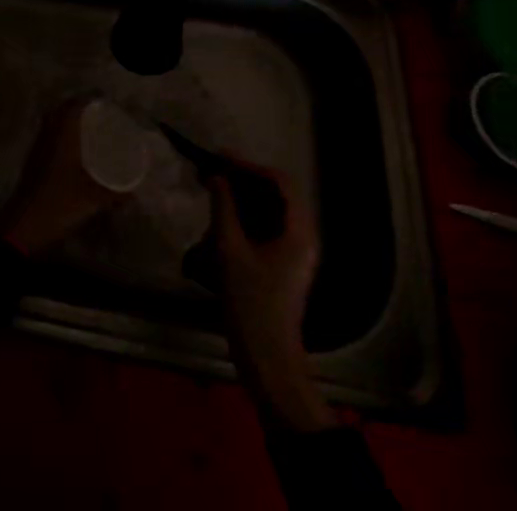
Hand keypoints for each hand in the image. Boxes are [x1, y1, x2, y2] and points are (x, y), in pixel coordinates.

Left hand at [0, 100, 128, 254]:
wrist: (22, 225)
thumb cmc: (58, 204)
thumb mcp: (92, 200)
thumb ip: (115, 195)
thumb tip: (134, 194)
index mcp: (62, 138)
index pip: (73, 107)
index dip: (88, 99)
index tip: (104, 99)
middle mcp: (47, 138)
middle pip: (58, 111)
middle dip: (76, 106)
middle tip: (96, 111)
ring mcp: (36, 150)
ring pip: (50, 123)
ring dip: (65, 119)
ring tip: (85, 125)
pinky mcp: (31, 163)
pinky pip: (46, 137)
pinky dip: (58, 134)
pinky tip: (71, 149)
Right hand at [208, 162, 338, 432]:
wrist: (268, 358)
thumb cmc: (251, 304)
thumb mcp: (231, 252)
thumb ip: (224, 209)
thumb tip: (216, 177)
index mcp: (300, 232)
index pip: (280, 183)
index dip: (250, 167)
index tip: (221, 158)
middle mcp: (304, 238)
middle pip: (277, 196)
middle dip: (244, 181)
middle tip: (212, 171)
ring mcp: (295, 253)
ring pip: (270, 213)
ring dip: (243, 200)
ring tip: (212, 191)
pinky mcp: (283, 266)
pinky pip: (266, 230)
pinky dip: (245, 219)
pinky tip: (221, 220)